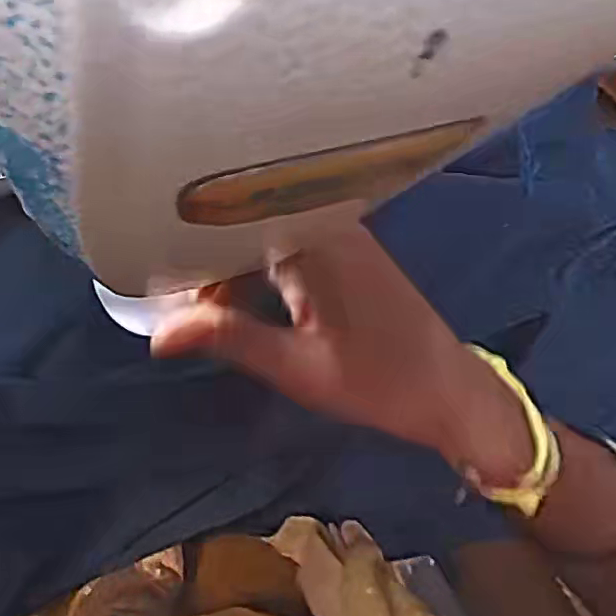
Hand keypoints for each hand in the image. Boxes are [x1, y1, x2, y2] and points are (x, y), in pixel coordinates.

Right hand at [150, 226, 532, 486]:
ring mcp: (337, 233)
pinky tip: (238, 299)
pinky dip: (253, 268)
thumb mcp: (297, 368)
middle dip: (205, 259)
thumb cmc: (381, 382)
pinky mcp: (343, 248)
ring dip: (227, 265)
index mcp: (315, 241)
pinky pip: (280, 242)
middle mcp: (326, 224)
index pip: (231, 221)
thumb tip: (161, 335)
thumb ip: (228, 339)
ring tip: (201, 304)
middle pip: (243, 223)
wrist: (455, 394)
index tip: (161, 280)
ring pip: (259, 233)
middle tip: (176, 299)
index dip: (189, 248)